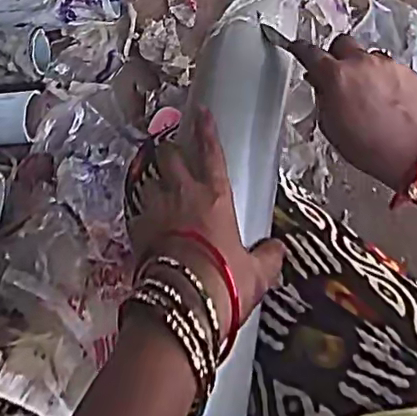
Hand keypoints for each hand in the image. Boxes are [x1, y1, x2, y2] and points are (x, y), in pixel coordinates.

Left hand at [129, 108, 284, 332]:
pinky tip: (148, 223)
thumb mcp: (256, 276)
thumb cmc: (224, 284)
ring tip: (160, 193)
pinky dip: (143, 213)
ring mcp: (157, 207)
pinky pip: (138, 210)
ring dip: (156, 183)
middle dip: (171, 151)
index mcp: (215, 197)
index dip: (207, 130)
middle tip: (174, 156)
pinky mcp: (137, 226)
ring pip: (151, 180)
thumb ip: (268, 259)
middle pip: (171, 156)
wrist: (182, 303)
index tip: (201, 112)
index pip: (212, 153)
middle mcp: (184, 193)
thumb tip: (278, 250)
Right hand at [291, 34, 416, 188]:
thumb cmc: (369, 145)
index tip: (299, 49)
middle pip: (341, 43)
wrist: (412, 155)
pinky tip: (387, 98)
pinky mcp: (407, 71)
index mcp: (335, 75)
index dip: (301, 49)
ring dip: (364, 67)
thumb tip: (320, 84)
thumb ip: (321, 97)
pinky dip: (385, 77)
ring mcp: (386, 65)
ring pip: (368, 55)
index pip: (310, 51)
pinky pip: (390, 67)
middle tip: (339, 73)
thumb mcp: (330, 125)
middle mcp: (360, 63)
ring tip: (368, 91)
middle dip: (337, 54)